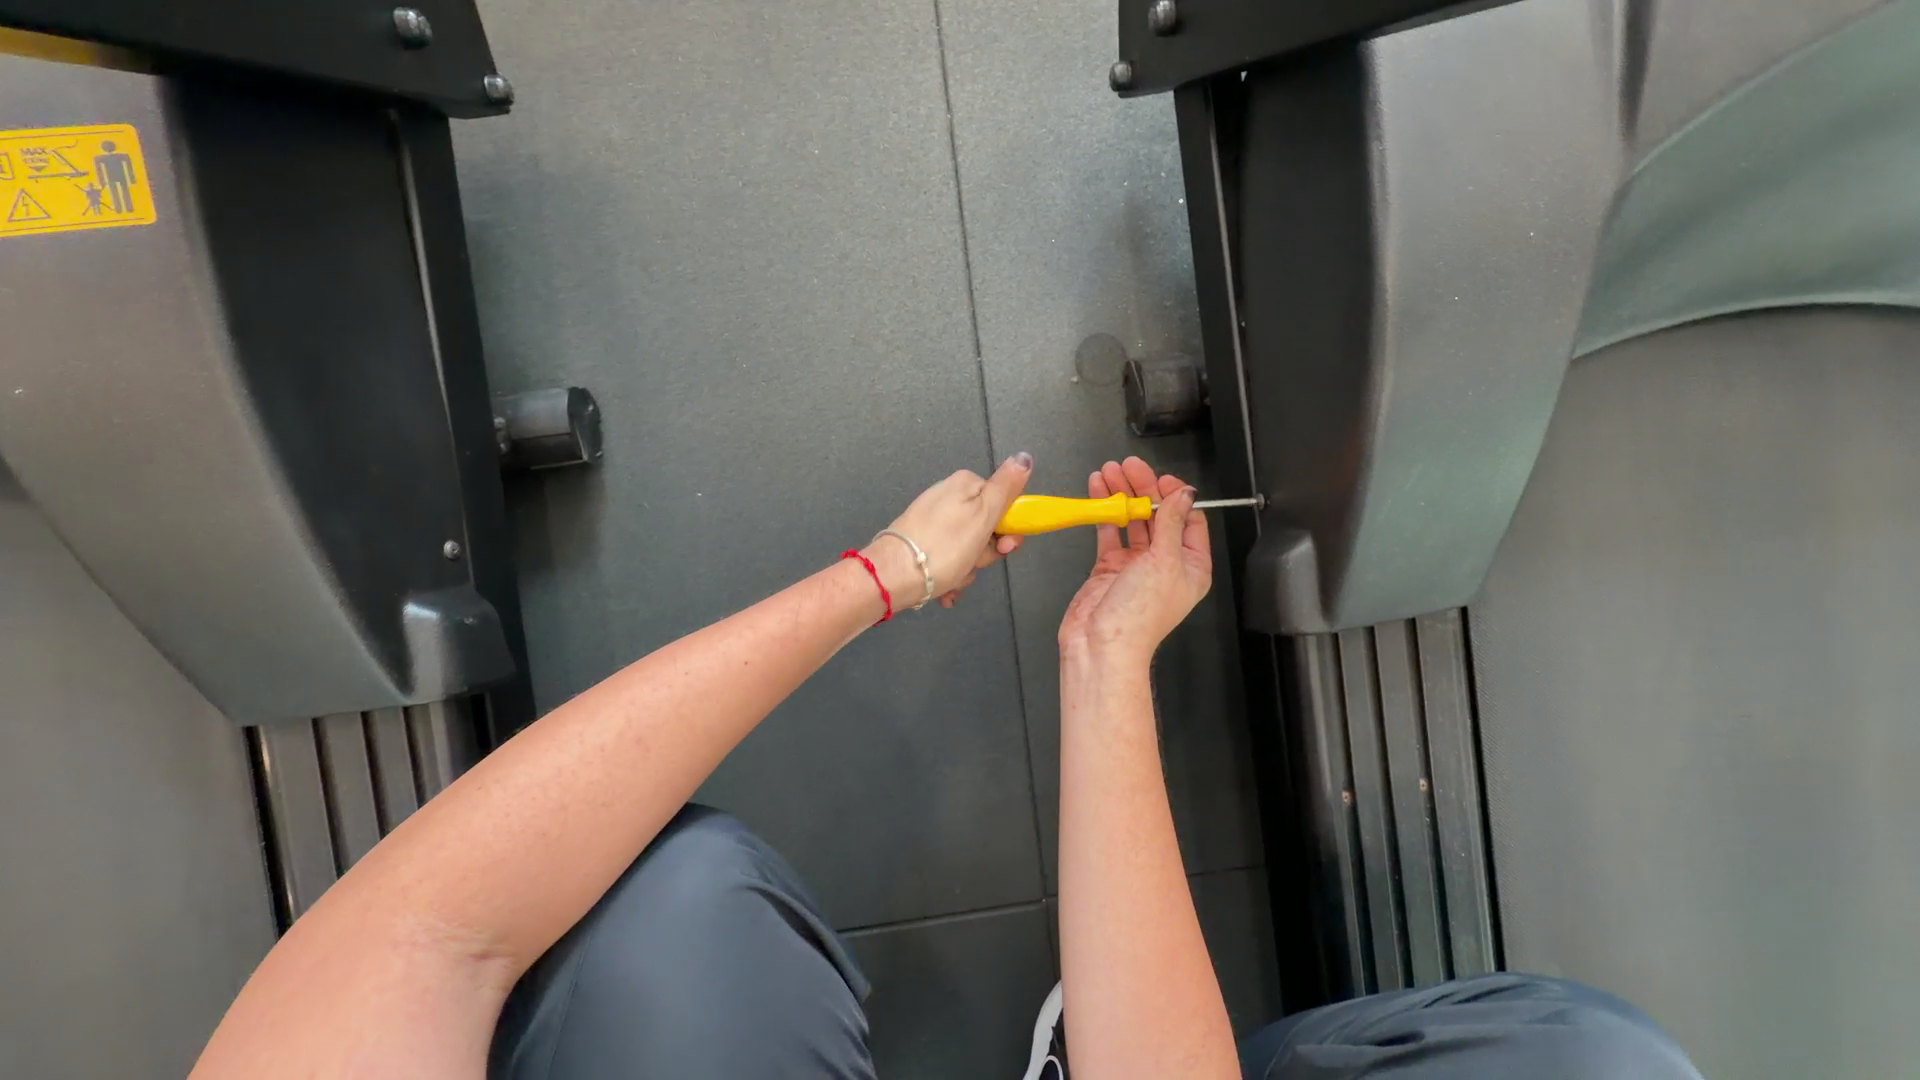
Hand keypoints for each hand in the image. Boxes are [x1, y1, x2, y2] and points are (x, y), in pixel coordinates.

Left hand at [866, 453, 1032, 610]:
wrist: (893, 576)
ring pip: (968, 548)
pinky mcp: (920, 543)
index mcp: (965, 484)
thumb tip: (1025, 456)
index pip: (1002, 503)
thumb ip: (1006, 487)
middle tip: (973, 562)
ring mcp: (932, 521)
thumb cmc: (945, 546)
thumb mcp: (983, 515)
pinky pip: (948, 559)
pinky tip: (945, 589)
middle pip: (985, 528)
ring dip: (966, 570)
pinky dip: (950, 577)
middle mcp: (947, 497)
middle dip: (984, 553)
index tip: (1004, 547)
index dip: (1008, 529)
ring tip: (953, 578)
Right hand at [1058, 457, 1211, 664]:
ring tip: (1107, 472)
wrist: (1102, 644)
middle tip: (1127, 466)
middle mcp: (1166, 563)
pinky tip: (1097, 490)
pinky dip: (1103, 511)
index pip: (1188, 520)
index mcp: (1191, 565)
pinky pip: (1109, 531)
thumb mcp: (1165, 561)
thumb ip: (1172, 522)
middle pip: (1158, 516)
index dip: (1174, 496)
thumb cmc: (1140, 613)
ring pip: (1131, 520)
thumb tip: (1184, 493)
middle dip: (1143, 488)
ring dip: (1121, 495)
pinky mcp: (1109, 566)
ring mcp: (1136, 564)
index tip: (1158, 477)